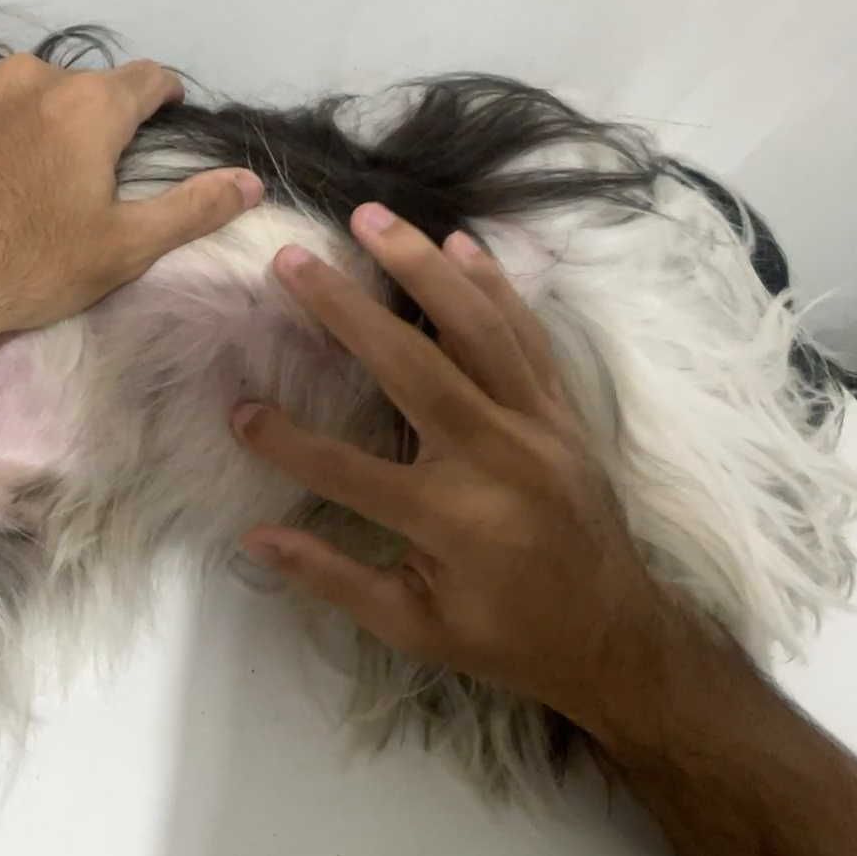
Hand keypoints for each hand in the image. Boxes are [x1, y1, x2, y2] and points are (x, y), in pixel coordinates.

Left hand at [0, 53, 262, 344]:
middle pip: (84, 87)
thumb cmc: (28, 263)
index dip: (165, 94)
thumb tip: (252, 183)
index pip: (148, 77)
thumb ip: (194, 208)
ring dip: (40, 120)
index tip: (168, 113)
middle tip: (92, 173)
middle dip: (97, 119)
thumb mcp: (125, 247)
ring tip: (31, 175)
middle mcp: (31, 75)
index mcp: (90, 104)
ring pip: (26, 91)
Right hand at [231, 203, 688, 727]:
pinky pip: (528, 334)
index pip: (345, 470)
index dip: (284, 441)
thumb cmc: (504, 636)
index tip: (238, 412)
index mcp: (451, 519)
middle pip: (412, 366)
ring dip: (423, 266)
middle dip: (346, 308)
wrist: (618, 637)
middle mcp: (497, 457)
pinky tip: (463, 245)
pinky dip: (495, 284)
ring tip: (375, 218)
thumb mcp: (412, 626)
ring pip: (477, 328)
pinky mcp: (563, 410)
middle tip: (294, 259)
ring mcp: (538, 424)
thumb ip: (332, 579)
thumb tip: (254, 538)